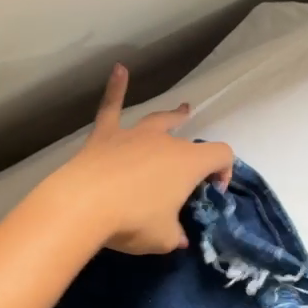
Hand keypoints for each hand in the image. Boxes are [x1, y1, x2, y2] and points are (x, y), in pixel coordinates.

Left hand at [37, 64, 234, 255]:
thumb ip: (175, 236)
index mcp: (188, 163)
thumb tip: (178, 237)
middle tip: (191, 171)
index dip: (224, 171)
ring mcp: (134, 135)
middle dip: (195, 154)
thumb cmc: (132, 221)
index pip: (222, 155)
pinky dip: (116, 87)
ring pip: (158, 120)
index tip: (211, 193)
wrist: (84, 204)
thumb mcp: (163, 238)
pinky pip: (112, 106)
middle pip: (189, 142)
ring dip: (172, 116)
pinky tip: (119, 68)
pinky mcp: (105, 135)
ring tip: (183, 109)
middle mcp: (165, 142)